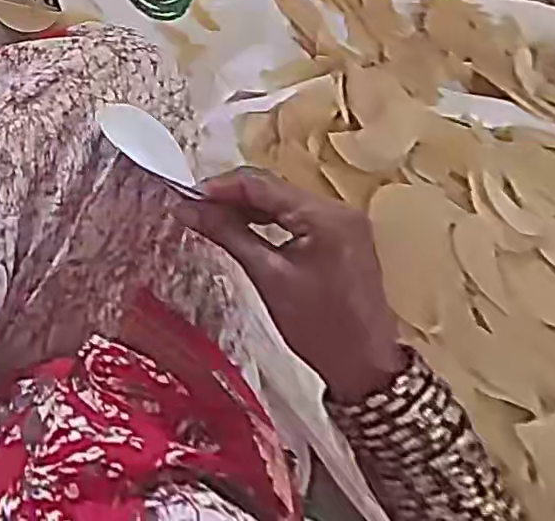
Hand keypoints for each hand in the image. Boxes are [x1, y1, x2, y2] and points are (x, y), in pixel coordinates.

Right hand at [181, 167, 404, 399]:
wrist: (367, 371)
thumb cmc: (319, 328)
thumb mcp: (267, 276)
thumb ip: (227, 233)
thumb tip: (187, 208)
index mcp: (325, 215)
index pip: (262, 183)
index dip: (221, 186)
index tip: (188, 196)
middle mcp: (337, 208)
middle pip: (272, 187)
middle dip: (231, 195)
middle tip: (195, 207)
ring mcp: (341, 220)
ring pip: (281, 198)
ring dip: (246, 205)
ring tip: (212, 217)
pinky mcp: (340, 234)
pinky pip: (293, 214)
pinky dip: (266, 218)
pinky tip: (242, 226)